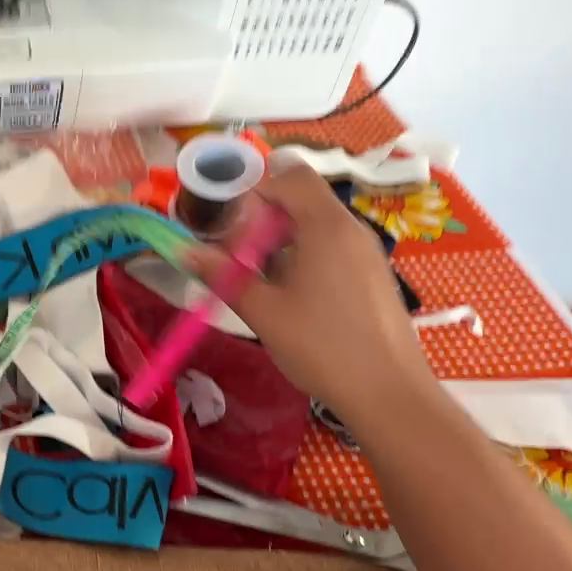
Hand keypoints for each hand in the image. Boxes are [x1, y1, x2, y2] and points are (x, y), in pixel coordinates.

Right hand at [184, 162, 433, 416]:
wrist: (388, 394)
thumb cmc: (322, 347)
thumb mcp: (262, 311)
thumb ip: (222, 274)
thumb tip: (183, 250)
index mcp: (326, 226)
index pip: (288, 177)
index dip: (251, 191)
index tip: (226, 227)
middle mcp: (350, 228)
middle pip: (301, 196)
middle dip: (260, 216)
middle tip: (235, 254)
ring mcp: (364, 252)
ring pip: (313, 223)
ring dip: (278, 238)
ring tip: (256, 278)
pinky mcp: (369, 274)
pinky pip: (328, 245)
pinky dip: (300, 254)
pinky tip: (286, 295)